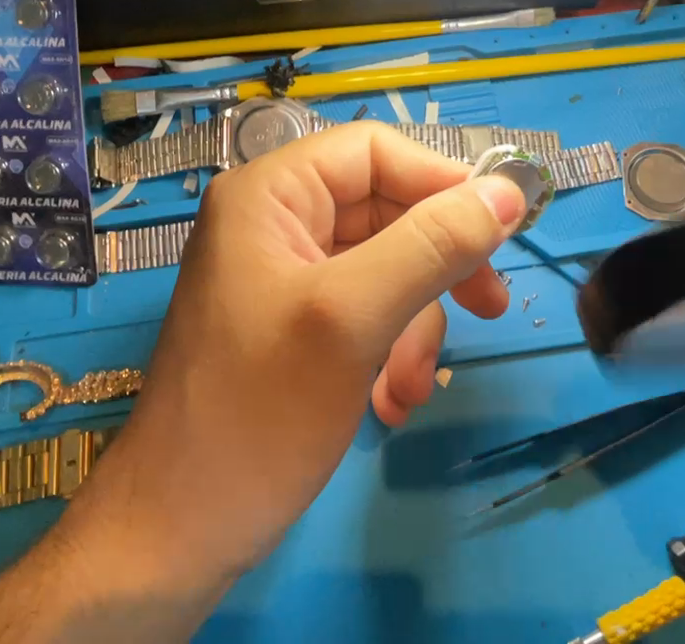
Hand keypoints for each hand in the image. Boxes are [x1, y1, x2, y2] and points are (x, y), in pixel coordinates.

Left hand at [60, 123, 521, 579]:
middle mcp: (276, 223)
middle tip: (489, 308)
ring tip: (407, 391)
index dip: (441, 181)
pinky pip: (365, 314)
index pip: (373, 151)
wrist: (177, 532)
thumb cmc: (256, 413)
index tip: (501, 227)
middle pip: (386, 211)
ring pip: (385, 269)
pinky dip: (388, 352)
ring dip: (413, 328)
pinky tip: (387, 405)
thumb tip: (507, 192)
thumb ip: (432, 246)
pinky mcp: (295, 327)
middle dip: (435, 269)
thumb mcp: (353, 319)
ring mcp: (284, 277)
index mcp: (271, 195)